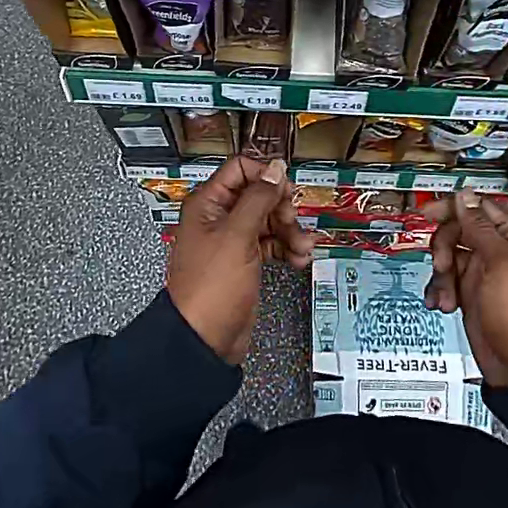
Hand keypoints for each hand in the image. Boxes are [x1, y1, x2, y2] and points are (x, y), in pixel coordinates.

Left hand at [167, 157, 315, 364]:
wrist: (205, 339)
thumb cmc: (210, 288)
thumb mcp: (237, 235)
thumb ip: (258, 198)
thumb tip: (275, 169)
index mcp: (208, 204)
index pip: (240, 170)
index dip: (265, 176)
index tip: (285, 191)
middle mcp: (219, 218)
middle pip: (260, 195)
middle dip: (282, 208)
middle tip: (292, 222)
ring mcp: (233, 240)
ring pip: (270, 220)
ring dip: (291, 231)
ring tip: (302, 247)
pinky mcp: (246, 261)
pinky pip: (272, 243)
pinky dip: (287, 249)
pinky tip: (298, 258)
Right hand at [423, 190, 507, 387]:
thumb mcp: (503, 265)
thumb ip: (480, 229)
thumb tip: (466, 198)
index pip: (479, 210)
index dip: (452, 208)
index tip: (427, 212)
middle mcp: (501, 256)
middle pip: (460, 233)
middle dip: (444, 247)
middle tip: (441, 264)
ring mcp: (487, 278)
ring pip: (450, 259)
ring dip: (441, 275)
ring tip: (446, 297)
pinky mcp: (474, 299)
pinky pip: (449, 284)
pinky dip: (440, 292)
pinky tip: (440, 304)